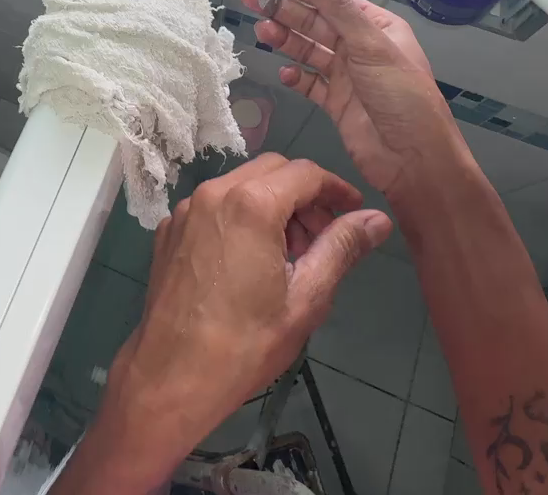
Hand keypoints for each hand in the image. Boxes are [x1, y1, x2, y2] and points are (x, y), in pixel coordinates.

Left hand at [53, 154, 390, 493]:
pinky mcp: (169, 229)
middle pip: (271, 170)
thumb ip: (342, 247)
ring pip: (240, 184)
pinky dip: (239, 217)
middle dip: (304, 196)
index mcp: (251, 203)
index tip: (354, 213)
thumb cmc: (246, 343)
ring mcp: (185, 209)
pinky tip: (247, 263)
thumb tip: (378, 218)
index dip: (336, 188)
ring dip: (272, 205)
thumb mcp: (306, 297)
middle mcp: (213, 192)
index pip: (305, 173)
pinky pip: (214, 206)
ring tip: (288, 257)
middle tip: (322, 240)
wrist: (170, 377)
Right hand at [242, 0, 461, 198]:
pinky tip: (284, 72)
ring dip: (285, 40)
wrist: (413, 161)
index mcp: (376, 27)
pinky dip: (296, 77)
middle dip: (285, 10)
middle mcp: (360, 47)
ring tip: (262, 32)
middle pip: (315, 22)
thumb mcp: (370, 45)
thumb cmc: (400, 96)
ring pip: (308, 51)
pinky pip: (309, 83)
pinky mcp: (335, 103)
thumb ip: (336, 5)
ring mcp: (347, 76)